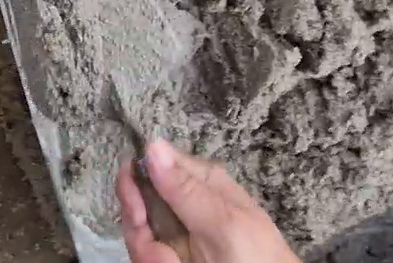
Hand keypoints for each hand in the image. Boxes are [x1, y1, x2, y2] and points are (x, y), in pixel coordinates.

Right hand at [115, 138, 299, 262]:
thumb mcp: (225, 225)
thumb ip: (186, 189)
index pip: (150, 163)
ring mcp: (176, 233)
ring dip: (148, 253)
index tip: (136, 209)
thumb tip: (150, 141)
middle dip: (139, 226)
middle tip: (159, 253)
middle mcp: (182, 201)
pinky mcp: (172, 254)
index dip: (135, 183)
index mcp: (200, 181)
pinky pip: (147, 253)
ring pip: (138, 231)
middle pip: (137, 199)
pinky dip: (152, 261)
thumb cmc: (257, 260)